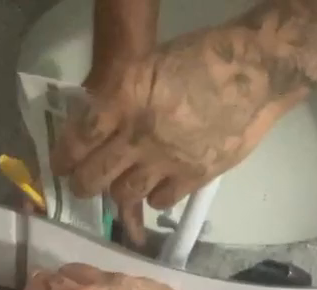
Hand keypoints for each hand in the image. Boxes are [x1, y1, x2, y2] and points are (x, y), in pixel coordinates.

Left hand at [53, 26, 306, 248]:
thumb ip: (119, 98)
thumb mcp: (150, 66)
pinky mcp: (191, 178)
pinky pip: (158, 202)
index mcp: (125, 97)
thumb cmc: (201, 59)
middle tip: (83, 184)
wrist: (256, 72)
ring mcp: (165, 160)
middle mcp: (139, 133)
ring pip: (123, 194)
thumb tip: (92, 127)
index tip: (60, 167)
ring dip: (117, 192)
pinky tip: (156, 186)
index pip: (79, 138)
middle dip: (83, 185)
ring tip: (119, 184)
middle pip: (94, 177)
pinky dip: (153, 197)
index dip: (64, 158)